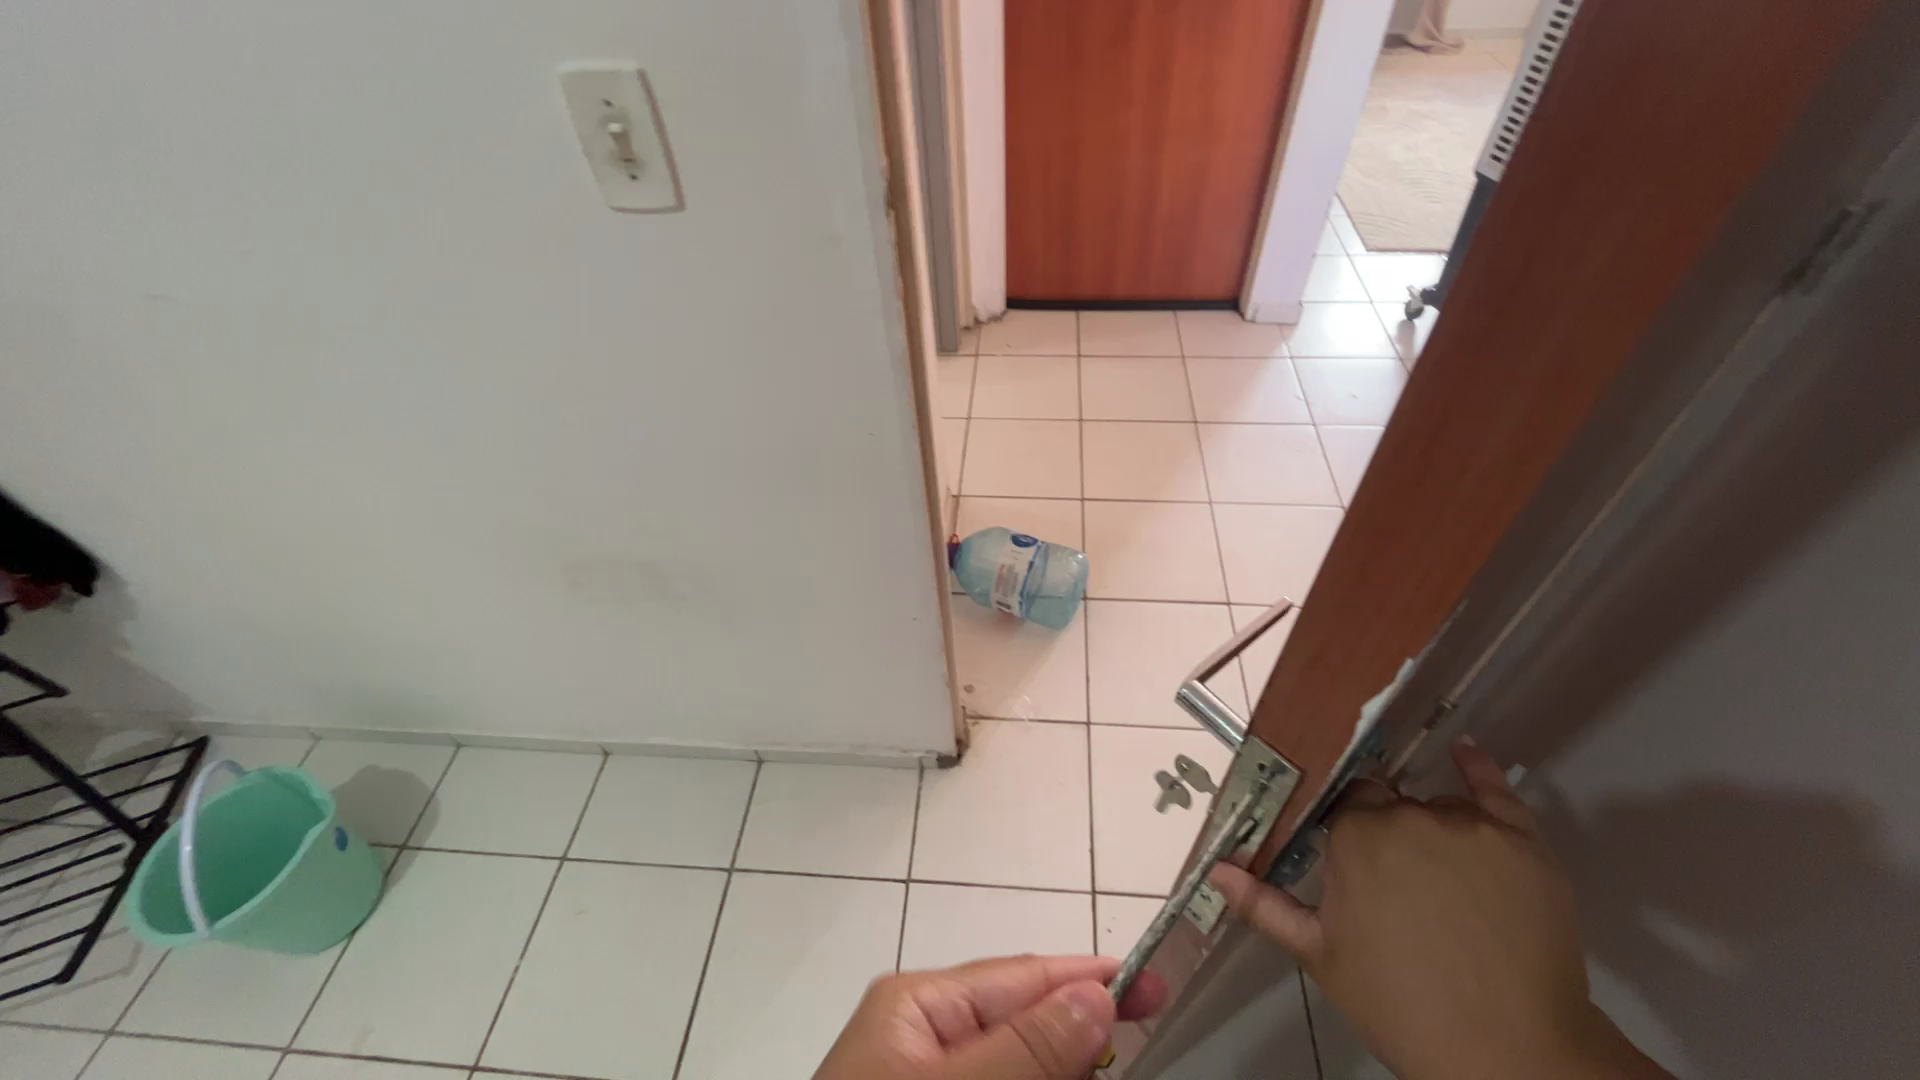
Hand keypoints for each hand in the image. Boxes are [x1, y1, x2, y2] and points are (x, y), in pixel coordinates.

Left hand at [812, 954, 1165, 1079]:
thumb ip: (1026, 1048)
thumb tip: (1097, 993)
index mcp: (920, 1007)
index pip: (1023, 976)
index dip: (1092, 977)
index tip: (1156, 984)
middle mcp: (926, 1038)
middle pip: (1026, 1023)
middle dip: (1084, 1035)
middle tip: (1150, 1041)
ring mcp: (933, 1079)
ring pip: (1022, 1066)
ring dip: (1065, 1066)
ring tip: (1110, 1065)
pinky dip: (1036, 1079)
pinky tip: (1070, 1077)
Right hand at [1210, 738, 1669, 1079]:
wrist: (1509, 1053)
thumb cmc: (1399, 1003)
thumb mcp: (1320, 956)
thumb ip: (1264, 905)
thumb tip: (1214, 870)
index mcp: (1355, 837)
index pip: (1343, 805)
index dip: (1344, 828)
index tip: (1346, 854)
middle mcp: (1408, 815)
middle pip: (1389, 801)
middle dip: (1384, 827)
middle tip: (1393, 876)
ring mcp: (1469, 825)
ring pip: (1437, 805)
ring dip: (1430, 825)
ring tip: (1442, 875)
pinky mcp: (1522, 840)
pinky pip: (1496, 789)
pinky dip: (1477, 769)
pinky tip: (1463, 752)